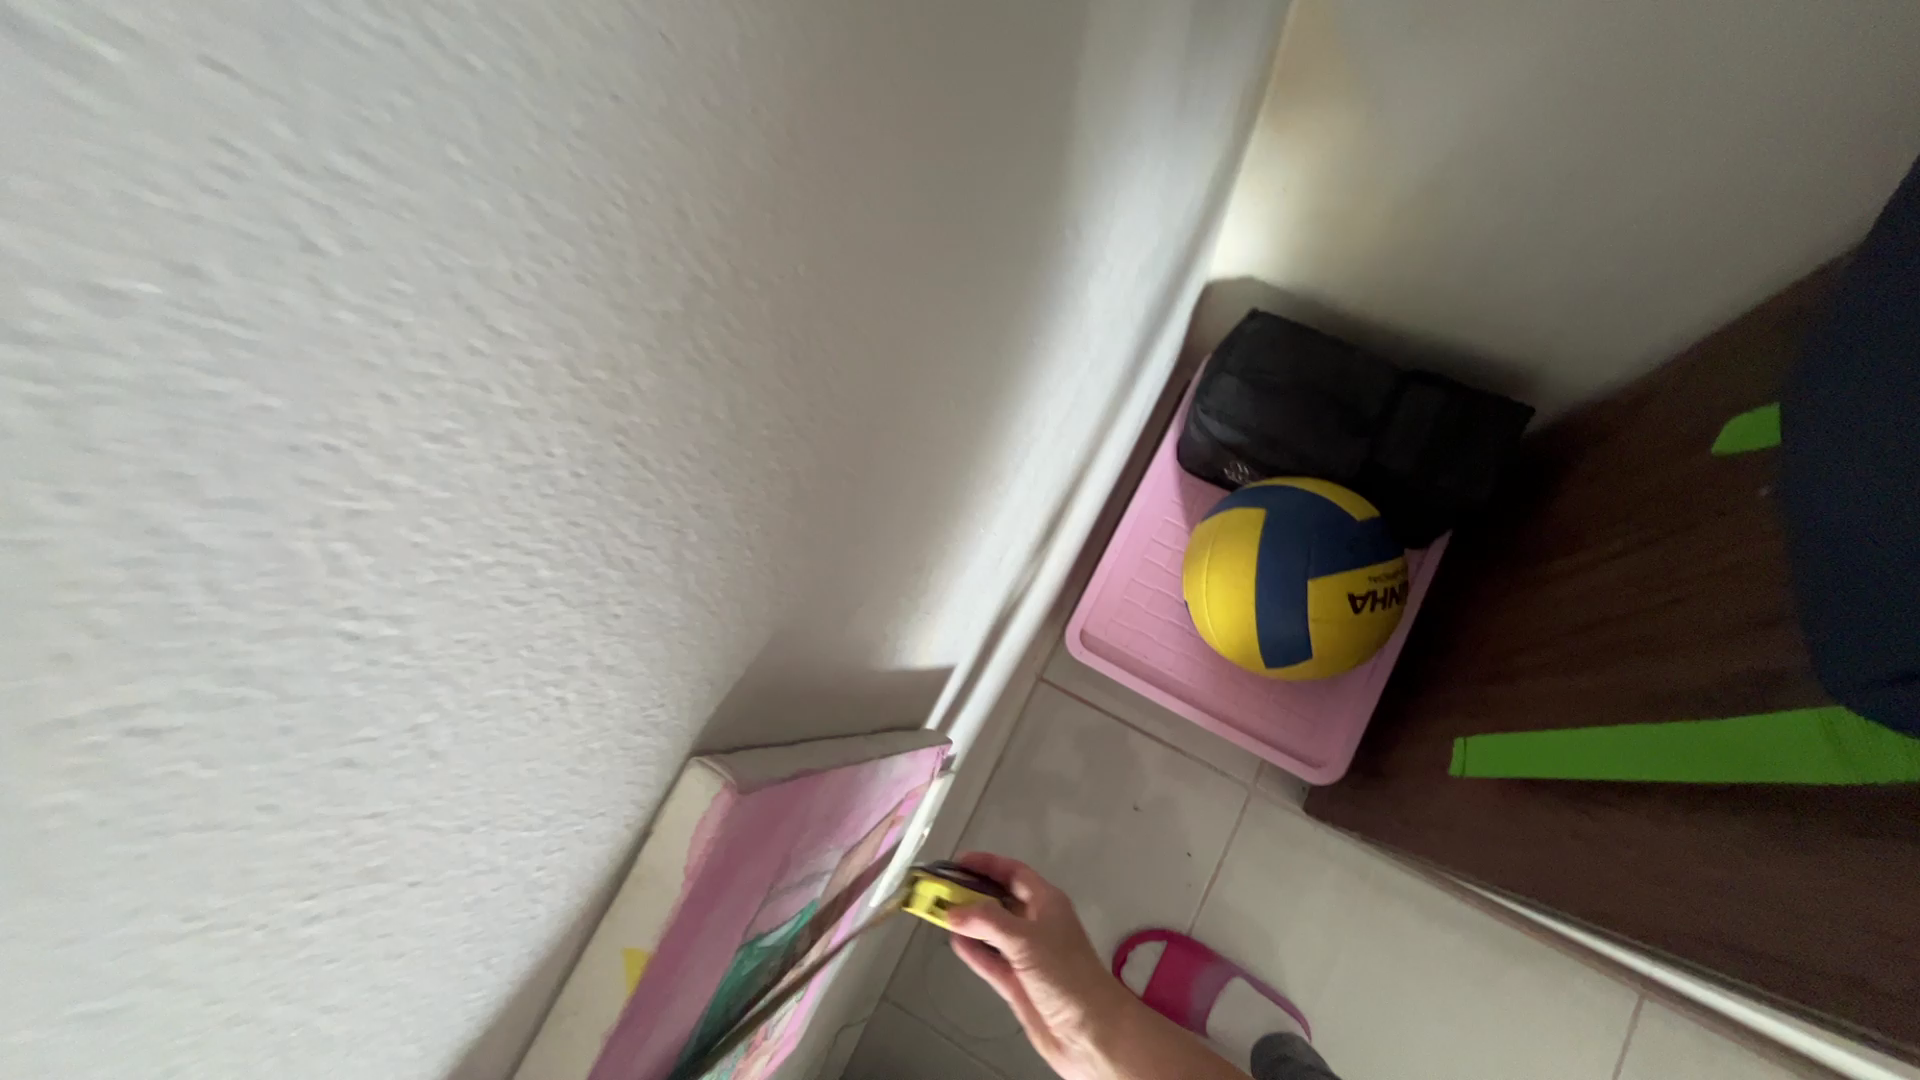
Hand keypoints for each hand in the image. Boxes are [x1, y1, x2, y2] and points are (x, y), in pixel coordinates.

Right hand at [940, 853, 1139, 1079]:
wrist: (1090, 1032)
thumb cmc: (1064, 972)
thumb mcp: (1025, 938)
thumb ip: (987, 921)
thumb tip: (953, 911)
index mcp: (1047, 902)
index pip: (1014, 873)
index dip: (987, 864)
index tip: (958, 862)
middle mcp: (1036, 923)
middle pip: (1001, 900)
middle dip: (974, 893)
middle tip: (943, 889)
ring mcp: (1027, 955)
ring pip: (993, 931)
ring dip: (970, 922)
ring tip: (941, 913)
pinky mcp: (1018, 983)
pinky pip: (991, 960)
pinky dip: (974, 950)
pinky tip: (955, 942)